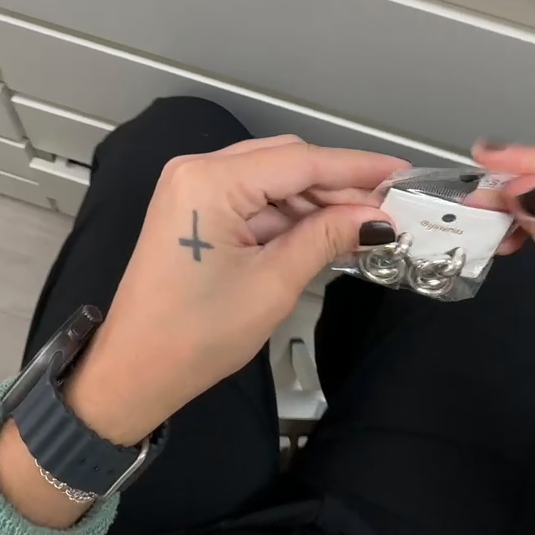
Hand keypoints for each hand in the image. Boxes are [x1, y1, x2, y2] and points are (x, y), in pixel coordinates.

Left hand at [0, 136, 404, 527]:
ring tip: (363, 224)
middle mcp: (197, 169)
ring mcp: (193, 186)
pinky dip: (288, 213)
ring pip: (271, 178)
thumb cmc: (195, 335)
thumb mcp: (272, 285)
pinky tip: (324, 230)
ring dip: (315, 200)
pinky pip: (253, 198)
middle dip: (337, 184)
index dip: (355, 167)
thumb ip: (325, 238)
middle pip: (285, 162)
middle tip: (387, 208)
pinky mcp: (195, 207)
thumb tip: (375, 217)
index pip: (299, 162)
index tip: (401, 172)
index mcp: (209, 180)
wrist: (134, 372)